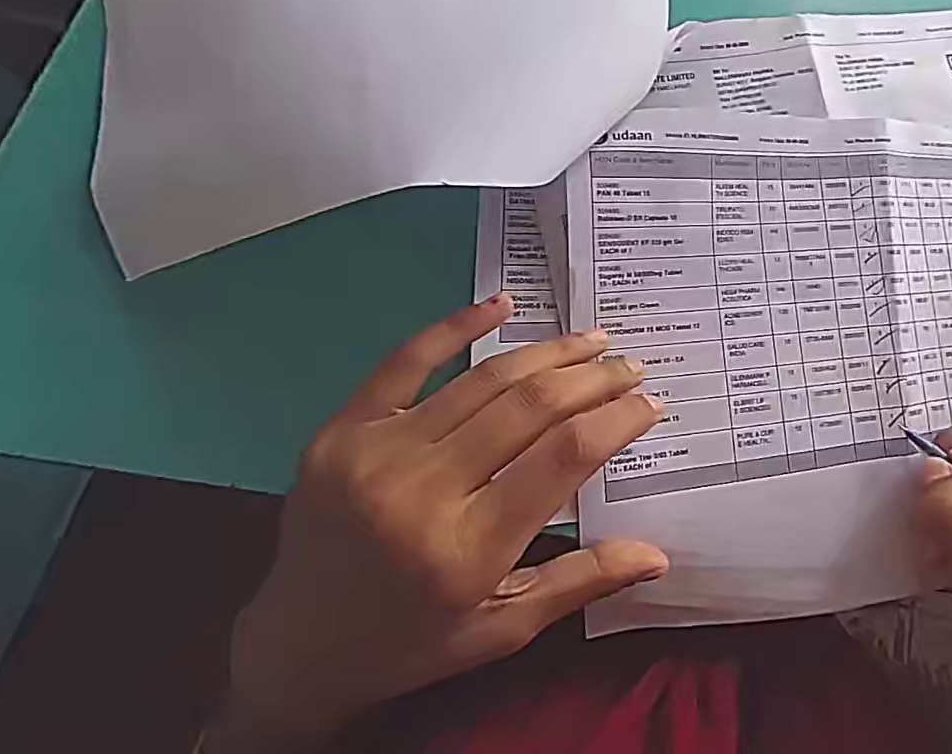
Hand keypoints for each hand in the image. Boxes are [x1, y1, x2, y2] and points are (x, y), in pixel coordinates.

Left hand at [216, 295, 666, 751]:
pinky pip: (408, 359)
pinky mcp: (342, 428)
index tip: (648, 402)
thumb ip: (579, 582)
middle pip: (531, 408)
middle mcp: (421, 491)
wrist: (292, 648)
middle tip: (630, 367)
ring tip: (592, 340)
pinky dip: (459, 325)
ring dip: (549, 352)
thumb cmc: (412, 641)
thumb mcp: (501, 629)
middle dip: (594, 380)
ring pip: (485, 379)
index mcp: (465, 549)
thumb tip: (658, 555)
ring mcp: (376, 452)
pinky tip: (502, 303)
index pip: (564, 458)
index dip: (615, 420)